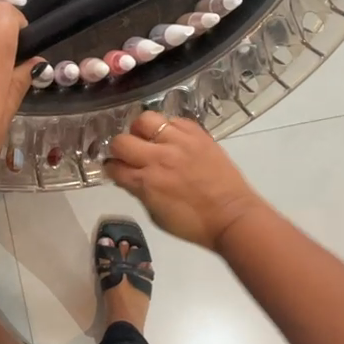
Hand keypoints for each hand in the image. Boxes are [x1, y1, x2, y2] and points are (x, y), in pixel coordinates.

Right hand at [104, 110, 267, 250]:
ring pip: (145, 120)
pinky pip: (174, 120)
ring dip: (141, 130)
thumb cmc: (192, 223)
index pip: (113, 167)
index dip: (111, 169)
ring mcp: (179, 142)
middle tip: (129, 154)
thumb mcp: (156, 214)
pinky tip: (171, 138)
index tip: (116, 170)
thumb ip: (139, 191)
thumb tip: (129, 177)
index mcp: (145, 182)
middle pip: (121, 140)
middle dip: (119, 148)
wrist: (231, 215)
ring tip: (149, 139)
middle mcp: (158, 157)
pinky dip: (167, 127)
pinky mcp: (198, 134)